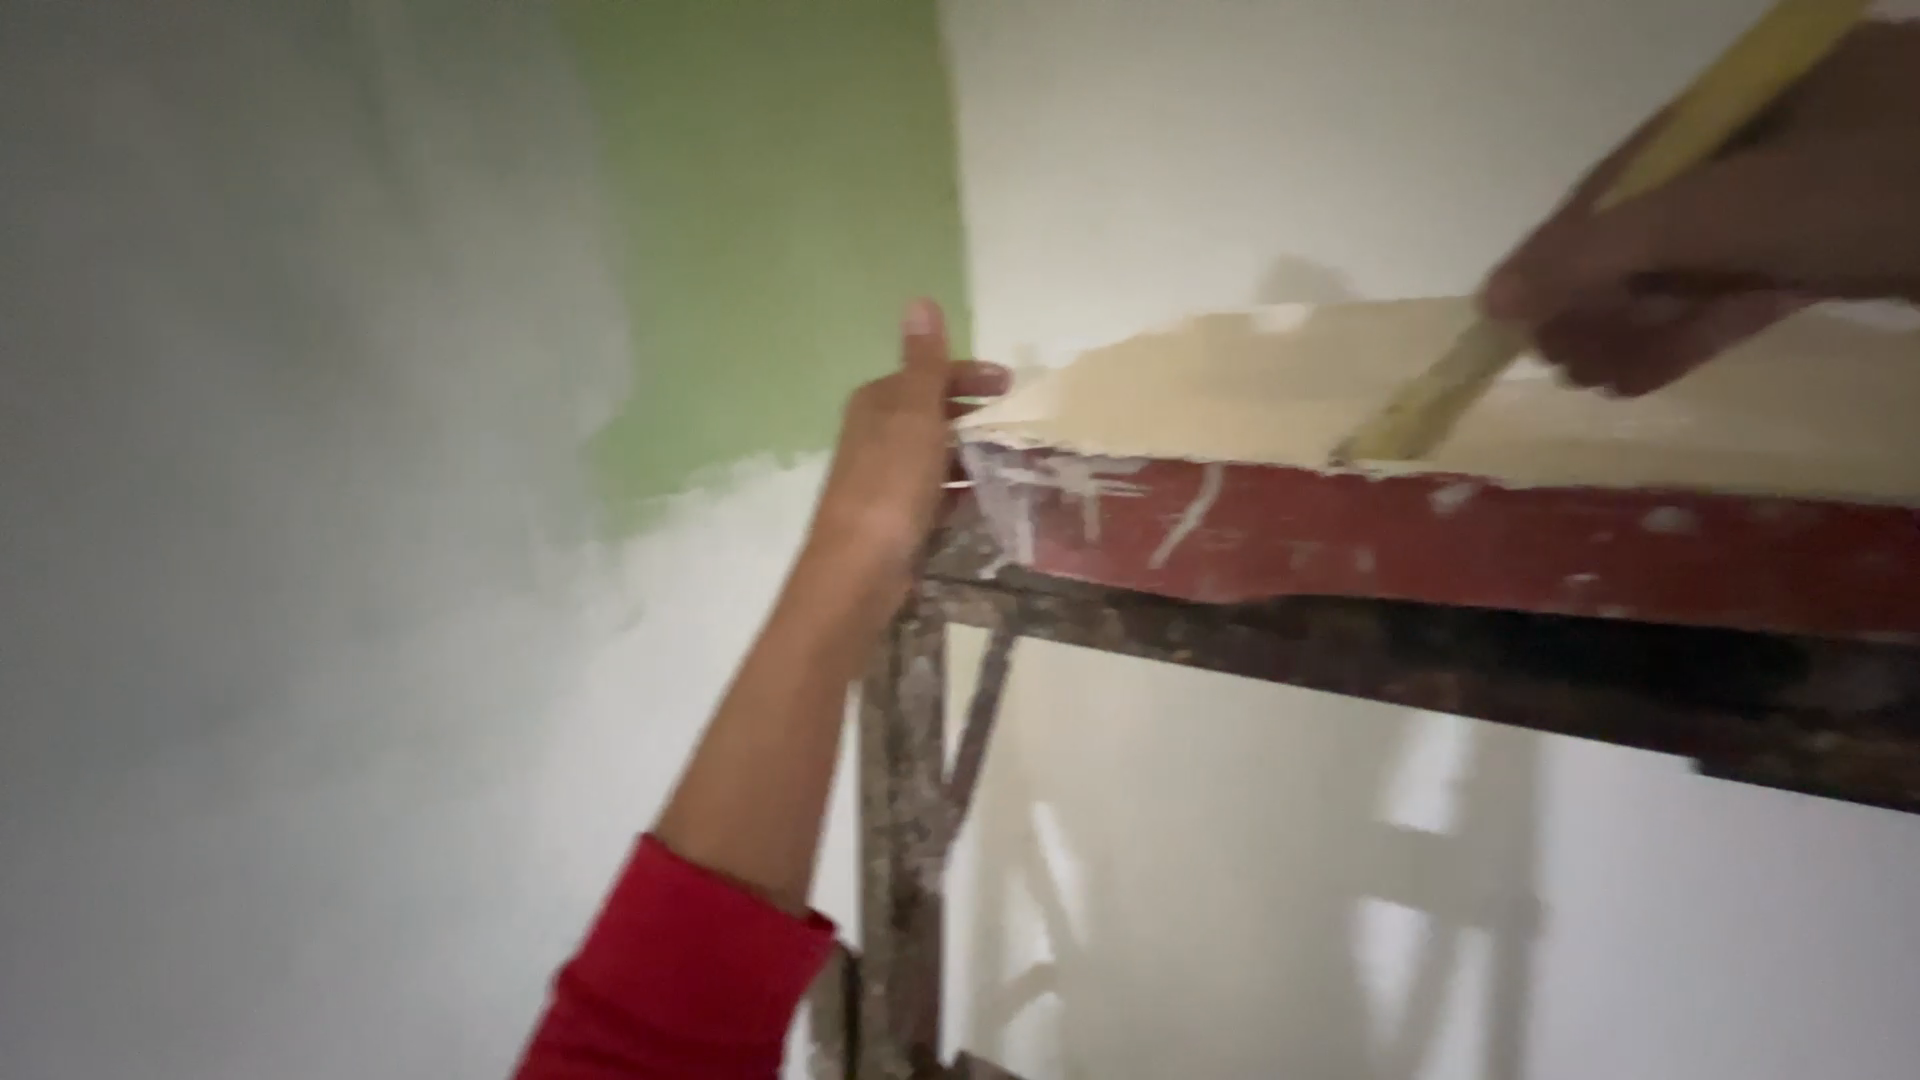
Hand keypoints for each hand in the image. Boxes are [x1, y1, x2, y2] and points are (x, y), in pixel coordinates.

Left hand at [798, 299, 1010, 613]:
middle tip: (1020, 428)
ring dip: (972, 455)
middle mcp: (877, 434)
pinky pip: (936, 492)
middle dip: (975, 418)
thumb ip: (924, 363)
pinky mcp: (895, 516)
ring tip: (1014, 463)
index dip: (970, 376)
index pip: (929, 375)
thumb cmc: (890, 484)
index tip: (1013, 387)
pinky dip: (959, 490)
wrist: (859, 568)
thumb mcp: (914, 414)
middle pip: (934, 414)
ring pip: (937, 455)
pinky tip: (984, 499)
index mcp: (878, 402)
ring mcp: (885, 477)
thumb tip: (919, 299)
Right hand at [1483, 19, 1919, 395]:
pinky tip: (1639, 379)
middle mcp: (1767, 142)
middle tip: (1556, 362)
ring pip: (1685, 270)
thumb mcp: (1724, 211)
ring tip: (1593, 382)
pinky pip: (1736, 293)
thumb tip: (1488, 299)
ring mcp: (1806, 196)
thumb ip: (1595, 252)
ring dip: (1630, 330)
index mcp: (1740, 104)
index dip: (1554, 258)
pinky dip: (1686, 337)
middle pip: (1643, 234)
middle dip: (1593, 304)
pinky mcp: (1838, 248)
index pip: (1612, 187)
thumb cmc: (1891, 186)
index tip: (1512, 322)